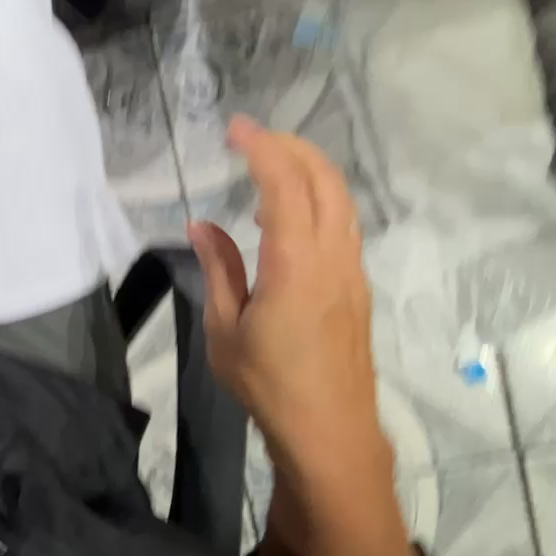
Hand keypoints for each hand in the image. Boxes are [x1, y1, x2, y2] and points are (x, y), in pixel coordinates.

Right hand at [189, 116, 418, 555]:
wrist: (330, 428)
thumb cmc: (267, 382)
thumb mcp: (226, 328)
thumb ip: (219, 270)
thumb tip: (202, 226)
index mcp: (297, 267)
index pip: (286, 190)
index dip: (264, 151)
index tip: (237, 128)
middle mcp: (333, 259)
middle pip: (326, 183)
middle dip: (292, 148)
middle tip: (252, 135)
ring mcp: (351, 271)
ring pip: (341, 201)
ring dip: (308, 170)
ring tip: (266, 163)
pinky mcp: (354, 285)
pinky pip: (340, 224)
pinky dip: (315, 199)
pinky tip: (283, 211)